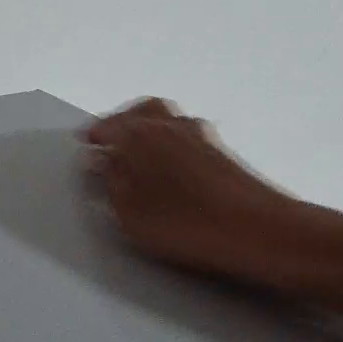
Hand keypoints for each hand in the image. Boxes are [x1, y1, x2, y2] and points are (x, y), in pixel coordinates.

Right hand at [83, 98, 317, 280]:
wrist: (258, 231)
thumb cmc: (183, 224)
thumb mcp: (129, 213)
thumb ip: (110, 183)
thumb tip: (99, 159)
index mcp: (139, 135)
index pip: (108, 127)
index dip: (93, 136)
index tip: (84, 145)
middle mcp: (169, 126)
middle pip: (142, 110)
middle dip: (122, 121)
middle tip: (110, 141)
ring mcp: (200, 137)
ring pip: (167, 119)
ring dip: (150, 128)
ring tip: (140, 151)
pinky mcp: (222, 153)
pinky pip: (186, 135)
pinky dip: (171, 142)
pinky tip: (171, 166)